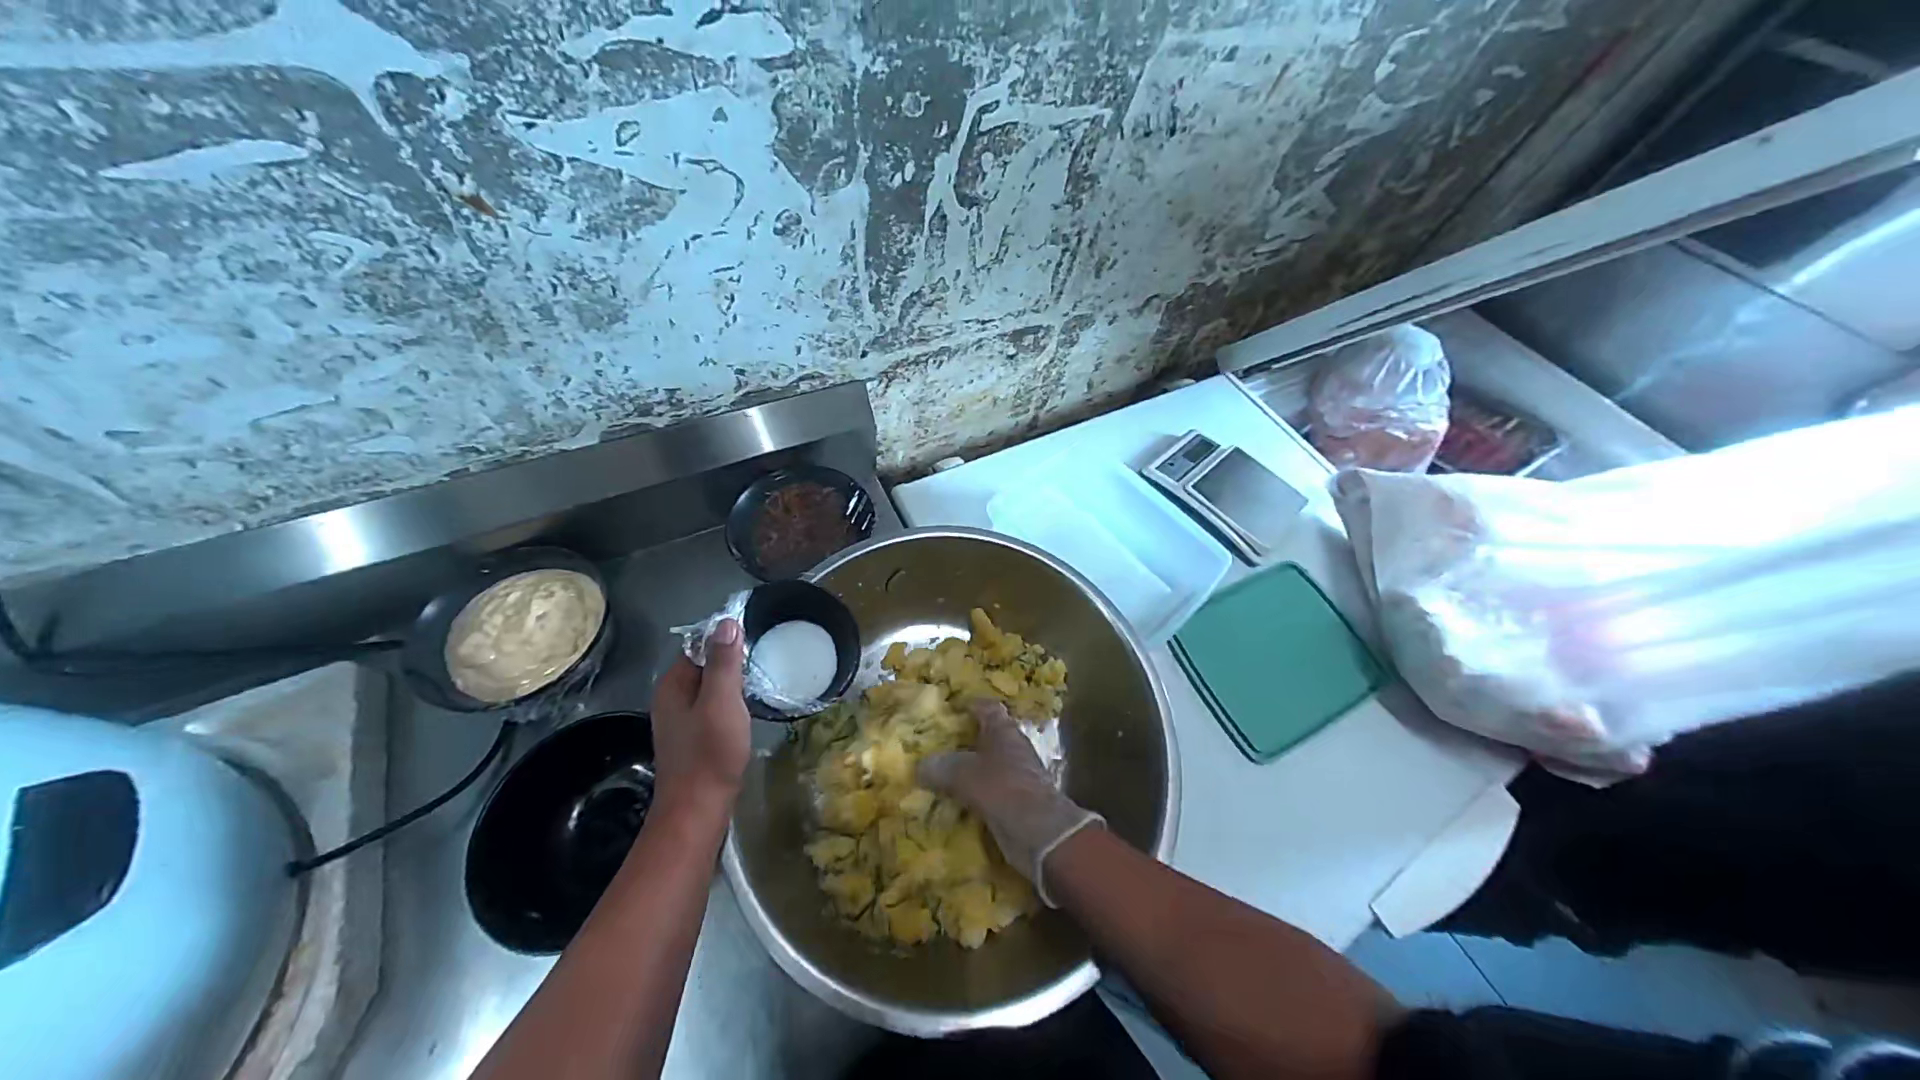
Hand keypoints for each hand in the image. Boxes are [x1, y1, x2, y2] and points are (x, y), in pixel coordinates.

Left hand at [650, 618, 750, 809]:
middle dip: (731, 660)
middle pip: (704, 665)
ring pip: (710, 688)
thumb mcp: (721, 701)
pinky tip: (748, 708)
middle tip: (763, 659)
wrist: (698, 809)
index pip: (698, 646)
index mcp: (672, 685)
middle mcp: (672, 698)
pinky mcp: (694, 737)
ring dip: (733, 682)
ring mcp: (681, 720)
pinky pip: (713, 706)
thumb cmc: (710, 753)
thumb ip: (723, 663)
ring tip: (761, 680)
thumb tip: (726, 623)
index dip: (724, 638)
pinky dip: (731, 702)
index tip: (754, 638)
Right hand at [918, 699, 1102, 905]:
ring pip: (986, 765)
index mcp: (1003, 730)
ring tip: (937, 774)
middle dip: (963, 740)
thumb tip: (921, 766)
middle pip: (986, 737)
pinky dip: (972, 794)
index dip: (969, 705)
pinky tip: (952, 801)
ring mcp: (1016, 775)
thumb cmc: (1001, 788)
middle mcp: (1012, 748)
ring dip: (967, 770)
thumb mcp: (963, 773)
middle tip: (935, 744)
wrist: (1039, 832)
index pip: (986, 707)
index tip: (949, 709)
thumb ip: (940, 767)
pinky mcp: (1015, 801)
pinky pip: (988, 791)